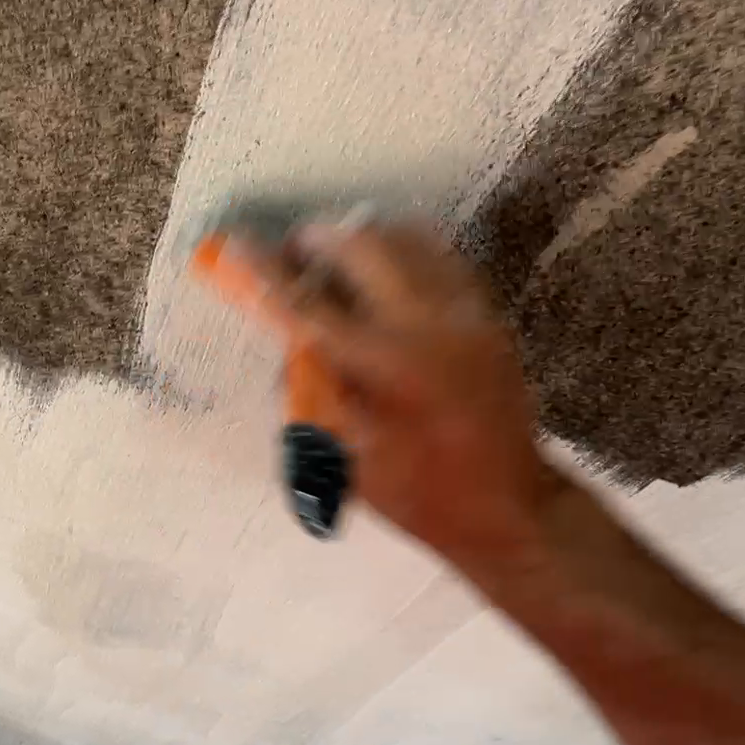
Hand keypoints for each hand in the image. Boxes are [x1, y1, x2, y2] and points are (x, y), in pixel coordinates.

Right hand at [238, 222, 565, 563]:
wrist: (508, 507)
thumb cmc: (414, 493)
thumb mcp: (343, 454)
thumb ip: (311, 390)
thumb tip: (289, 343)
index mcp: (380, 368)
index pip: (305, 305)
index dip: (264, 272)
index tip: (236, 245)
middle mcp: (424, 326)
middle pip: (360, 245)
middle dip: (317, 239)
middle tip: (295, 250)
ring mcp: (463, 313)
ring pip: (406, 237)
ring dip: (361, 236)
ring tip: (337, 254)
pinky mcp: (487, 314)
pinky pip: (441, 256)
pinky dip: (405, 250)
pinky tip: (387, 267)